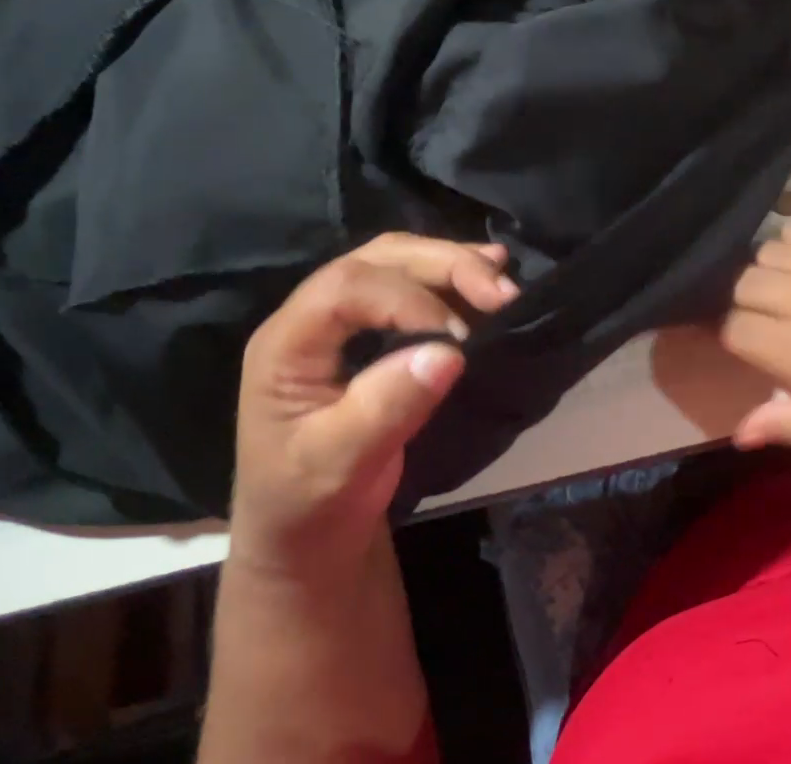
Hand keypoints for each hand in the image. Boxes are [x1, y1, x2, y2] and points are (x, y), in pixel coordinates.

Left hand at [231, 233, 516, 576]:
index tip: (460, 336)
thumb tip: (450, 352)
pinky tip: (491, 274)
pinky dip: (455, 277)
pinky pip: (414, 284)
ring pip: (399, 261)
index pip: (347, 288)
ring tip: (503, 280)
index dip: (408, 299)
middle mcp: (312, 318)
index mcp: (287, 344)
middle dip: (444, 265)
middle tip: (502, 292)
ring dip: (454, 263)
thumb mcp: (341, 463)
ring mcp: (343, 322)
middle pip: (377, 259)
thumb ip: (388, 407)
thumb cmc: (310, 500)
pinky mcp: (374, 332)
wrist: (306, 531)